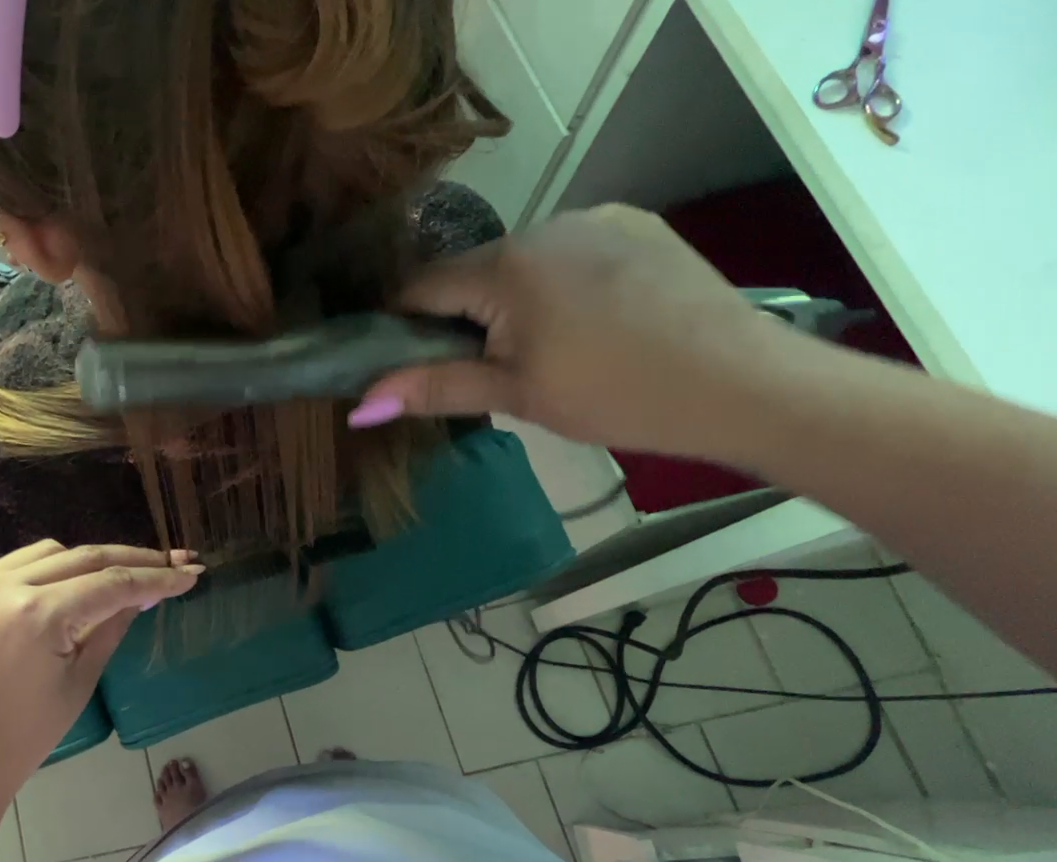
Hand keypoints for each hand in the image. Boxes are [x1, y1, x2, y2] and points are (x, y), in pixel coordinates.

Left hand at [0, 541, 203, 805]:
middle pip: (82, 556)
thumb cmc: (29, 733)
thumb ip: (114, 625)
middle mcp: (1, 586)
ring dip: (86, 560)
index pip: (110, 583)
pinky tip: (69, 584)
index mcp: (35, 615)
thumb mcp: (81, 679)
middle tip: (169, 563)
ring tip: (118, 578)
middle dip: (130, 559)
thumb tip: (146, 592)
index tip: (189, 574)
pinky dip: (48, 569)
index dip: (155, 578)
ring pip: (48, 552)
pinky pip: (15, 564)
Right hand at [352, 205, 812, 456]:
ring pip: (521, 260)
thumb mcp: (515, 395)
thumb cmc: (614, 395)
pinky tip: (590, 320)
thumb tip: (359, 406)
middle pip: (472, 272)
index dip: (401, 325)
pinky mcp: (636, 223)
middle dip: (463, 315)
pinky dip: (559, 281)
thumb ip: (434, 389)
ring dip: (511, 298)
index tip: (404, 362)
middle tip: (487, 368)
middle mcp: (545, 224)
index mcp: (506, 266)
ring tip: (546, 348)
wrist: (740, 382)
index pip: (420, 286)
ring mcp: (596, 217)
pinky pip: (569, 249)